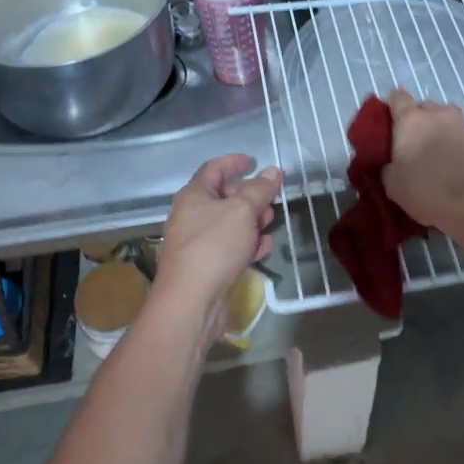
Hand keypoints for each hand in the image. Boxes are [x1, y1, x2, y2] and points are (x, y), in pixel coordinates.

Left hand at [155, 155, 282, 334]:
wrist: (191, 303)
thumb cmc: (214, 247)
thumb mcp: (242, 211)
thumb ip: (259, 189)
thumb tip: (272, 171)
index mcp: (193, 196)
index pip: (213, 168)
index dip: (234, 162)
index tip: (254, 161)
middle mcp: (191, 216)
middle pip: (223, 197)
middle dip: (249, 196)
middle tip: (270, 201)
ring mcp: (197, 243)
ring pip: (229, 224)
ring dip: (251, 222)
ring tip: (269, 225)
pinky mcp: (206, 266)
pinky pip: (229, 247)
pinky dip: (246, 244)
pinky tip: (262, 249)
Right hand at [381, 88, 463, 227]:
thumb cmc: (424, 190)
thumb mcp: (391, 183)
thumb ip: (387, 164)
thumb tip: (392, 162)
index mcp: (411, 119)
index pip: (397, 97)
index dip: (392, 106)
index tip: (389, 121)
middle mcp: (437, 114)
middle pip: (423, 106)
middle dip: (417, 118)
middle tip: (412, 140)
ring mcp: (461, 125)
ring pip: (445, 118)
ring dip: (438, 127)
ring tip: (435, 149)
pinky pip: (460, 134)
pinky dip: (454, 142)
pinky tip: (452, 160)